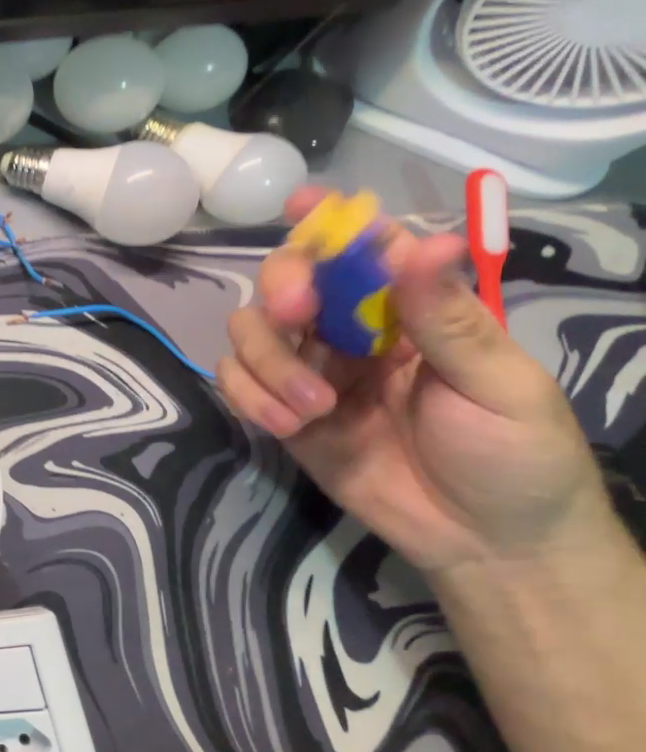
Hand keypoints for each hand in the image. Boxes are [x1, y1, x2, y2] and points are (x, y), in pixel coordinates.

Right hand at [218, 187, 613, 575]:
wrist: (488, 547)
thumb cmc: (518, 459)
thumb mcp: (501, 388)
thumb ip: (450, 320)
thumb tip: (423, 242)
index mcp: (410, 313)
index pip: (362, 252)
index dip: (328, 224)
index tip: (299, 205)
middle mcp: (350, 331)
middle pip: (287, 281)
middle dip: (282, 291)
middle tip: (297, 318)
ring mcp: (309, 369)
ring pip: (249, 328)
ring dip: (268, 362)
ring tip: (310, 409)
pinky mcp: (279, 408)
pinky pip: (234, 378)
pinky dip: (249, 394)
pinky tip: (288, 424)